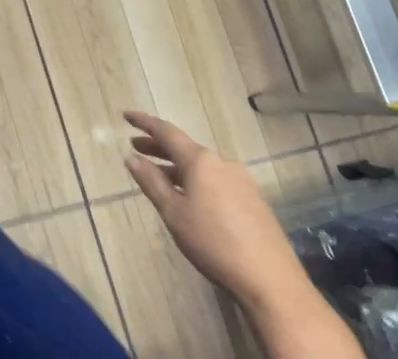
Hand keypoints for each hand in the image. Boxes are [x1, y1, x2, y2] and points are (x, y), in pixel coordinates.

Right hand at [124, 111, 310, 310]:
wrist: (271, 281)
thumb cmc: (213, 242)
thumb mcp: (173, 212)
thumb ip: (151, 182)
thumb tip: (131, 158)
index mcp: (201, 161)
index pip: (167, 132)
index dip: (144, 122)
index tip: (126, 116)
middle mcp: (223, 164)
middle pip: (185, 148)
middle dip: (159, 147)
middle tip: (136, 147)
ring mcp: (242, 182)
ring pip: (202, 166)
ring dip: (177, 166)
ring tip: (158, 174)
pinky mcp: (254, 200)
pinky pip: (216, 180)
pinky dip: (196, 180)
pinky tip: (189, 196)